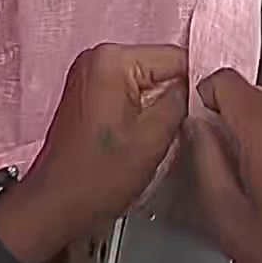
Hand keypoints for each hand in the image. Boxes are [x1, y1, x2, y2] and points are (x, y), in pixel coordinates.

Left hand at [0, 44, 188, 262]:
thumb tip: (195, 86)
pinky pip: (128, 87)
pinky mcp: (87, 90)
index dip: (195, 82)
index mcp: (113, 60)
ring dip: (158, 101)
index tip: (206, 106)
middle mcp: (97, 56)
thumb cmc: (98, 176)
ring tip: (163, 130)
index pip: (174, 57)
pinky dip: (141, 106)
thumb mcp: (154, 136)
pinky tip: (144, 130)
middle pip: (158, 65)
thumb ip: (181, 100)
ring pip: (145, 78)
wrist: (55, 206)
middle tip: (186, 123)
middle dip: (175, 92)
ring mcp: (89, 72)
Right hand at [188, 69, 261, 262]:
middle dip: (232, 123)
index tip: (201, 121)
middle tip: (227, 169)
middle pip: (250, 96)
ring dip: (258, 134)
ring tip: (259, 185)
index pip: (227, 80)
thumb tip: (197, 126)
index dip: (206, 97)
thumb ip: (204, 158)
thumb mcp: (227, 218)